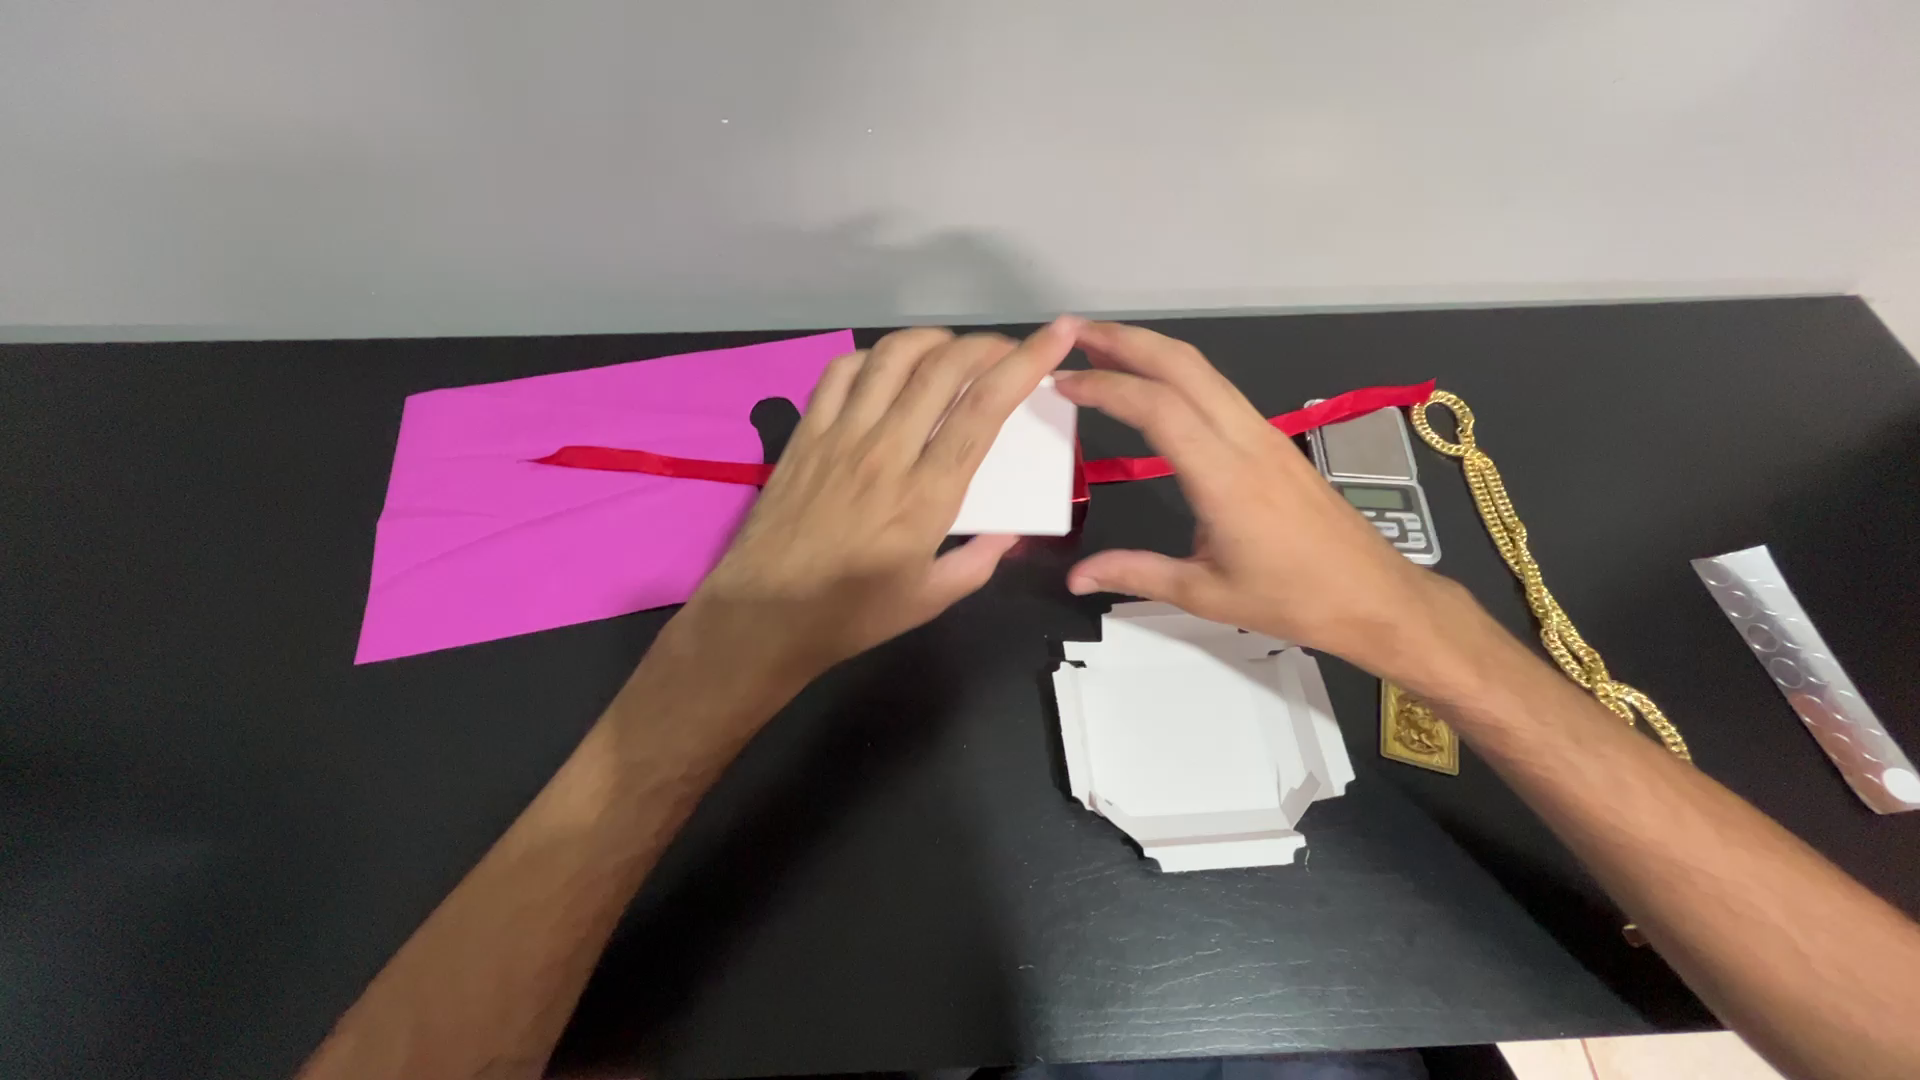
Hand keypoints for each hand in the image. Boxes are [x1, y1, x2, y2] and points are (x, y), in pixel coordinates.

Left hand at [667, 317, 1081, 690]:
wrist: (766, 615)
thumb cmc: (852, 613)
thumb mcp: (932, 598)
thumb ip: (981, 561)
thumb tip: (1011, 531)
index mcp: (927, 494)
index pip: (985, 409)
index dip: (1027, 362)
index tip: (1057, 335)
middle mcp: (886, 450)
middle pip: (944, 369)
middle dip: (987, 345)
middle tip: (1007, 351)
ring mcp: (841, 436)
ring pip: (893, 358)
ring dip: (933, 341)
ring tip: (953, 351)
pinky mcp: (806, 434)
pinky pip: (841, 372)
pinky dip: (874, 356)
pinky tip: (888, 368)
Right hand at [1054, 322, 1478, 692]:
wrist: (1372, 595)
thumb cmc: (1292, 598)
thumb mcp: (1205, 593)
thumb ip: (1135, 573)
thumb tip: (1075, 577)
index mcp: (1225, 478)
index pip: (1158, 409)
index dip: (1106, 388)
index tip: (1061, 383)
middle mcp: (1245, 440)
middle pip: (1182, 366)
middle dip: (1124, 340)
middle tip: (1071, 332)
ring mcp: (1262, 434)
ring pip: (1203, 370)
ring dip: (1150, 349)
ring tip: (1100, 345)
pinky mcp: (1270, 439)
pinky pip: (1216, 389)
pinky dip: (1174, 371)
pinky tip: (1150, 382)